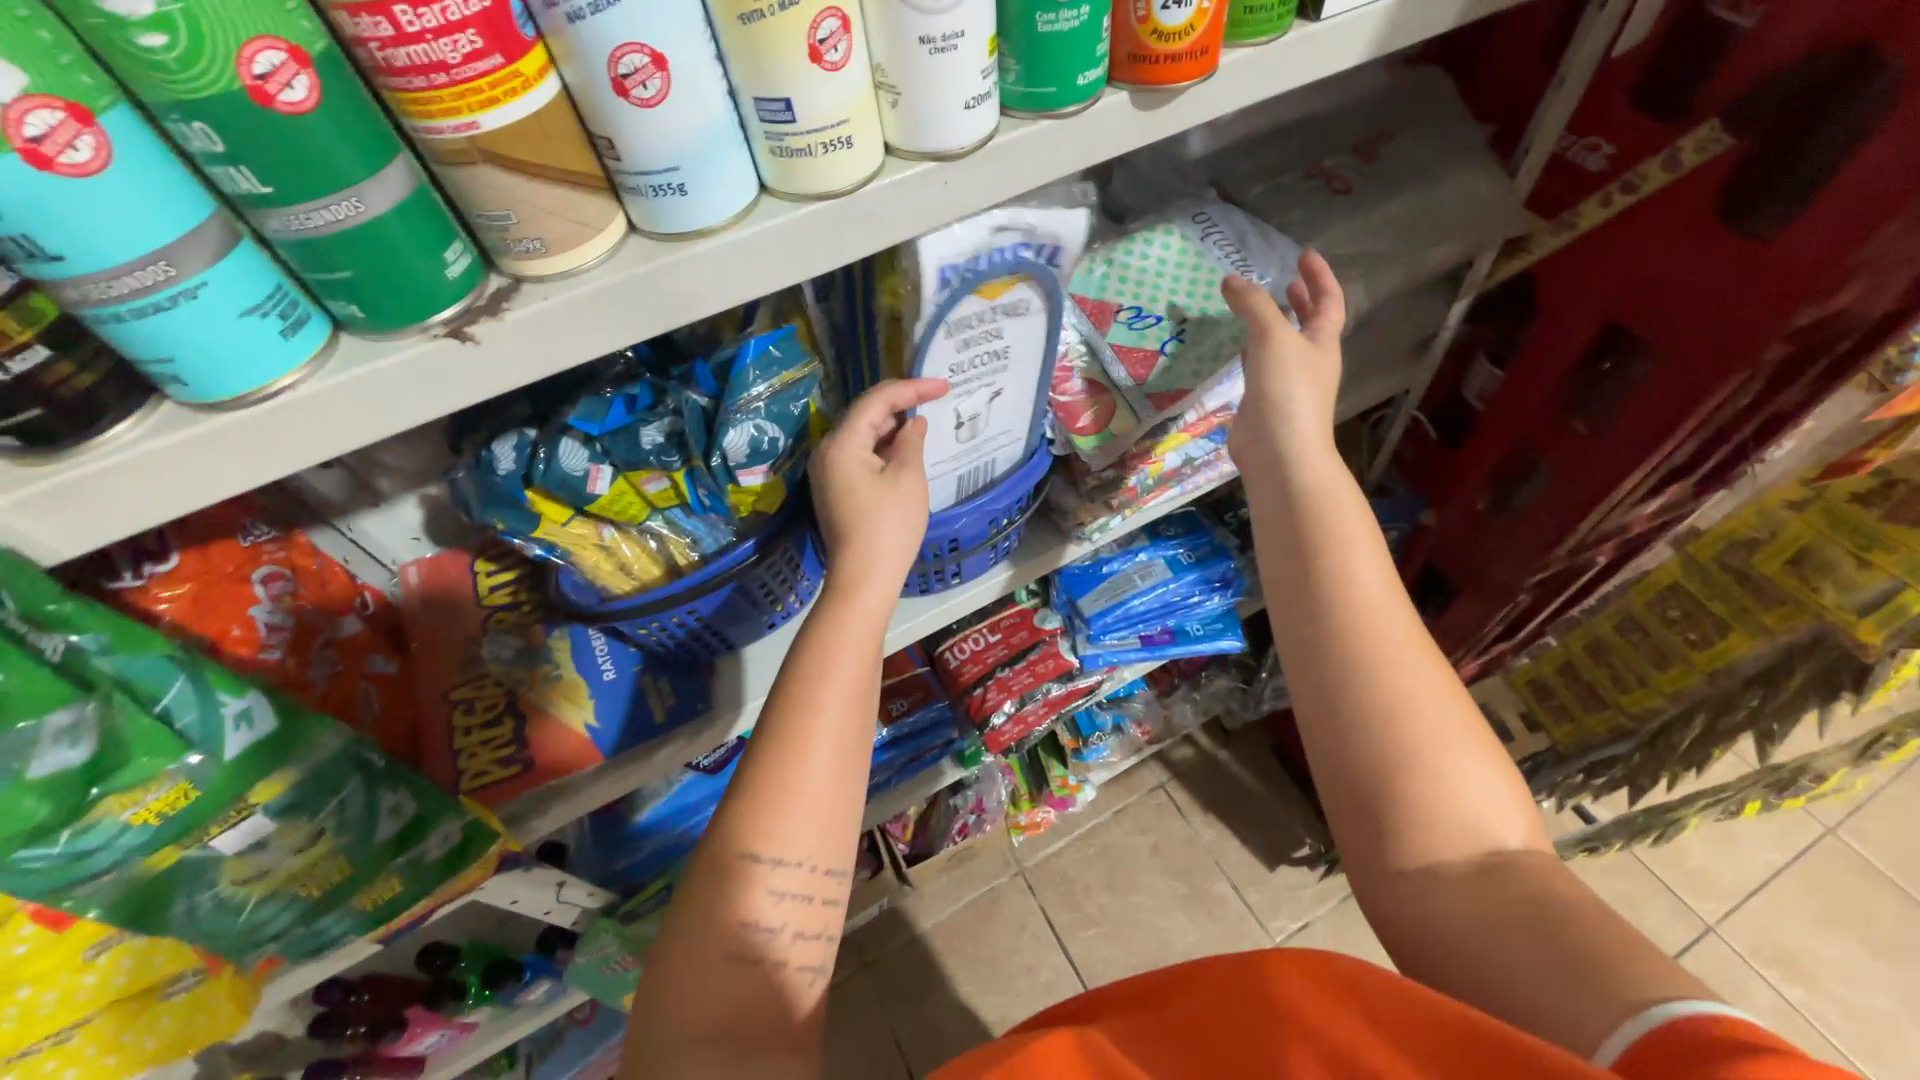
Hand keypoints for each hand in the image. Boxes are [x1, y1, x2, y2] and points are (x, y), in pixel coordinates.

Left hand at [810, 377, 949, 600]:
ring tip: (924, 422)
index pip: (877, 400)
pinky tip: (905, 449)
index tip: (943, 386)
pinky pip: (858, 456)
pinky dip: (882, 448)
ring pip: (861, 436)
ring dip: (892, 427)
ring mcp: (827, 472)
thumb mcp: (908, 477)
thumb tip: (913, 424)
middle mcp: (826, 451)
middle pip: (864, 414)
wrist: (864, 578)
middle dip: (900, 405)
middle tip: (935, 399)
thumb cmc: (890, 526)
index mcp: (841, 442)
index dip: (912, 388)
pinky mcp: (834, 489)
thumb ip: (911, 441)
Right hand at [1223, 249, 1346, 471]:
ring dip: (1274, 325)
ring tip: (1257, 309)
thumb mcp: (1272, 337)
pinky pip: (1261, 368)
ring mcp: (1288, 384)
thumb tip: (1231, 280)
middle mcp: (1310, 361)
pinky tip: (1239, 348)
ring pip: (1283, 346)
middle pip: (1310, 324)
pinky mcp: (1265, 402)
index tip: (1305, 255)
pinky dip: (1252, 352)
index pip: (1328, 301)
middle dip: (1300, 301)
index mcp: (1322, 342)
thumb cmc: (1286, 390)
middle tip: (1286, 281)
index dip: (1320, 277)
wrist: (1278, 451)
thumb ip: (1252, 305)